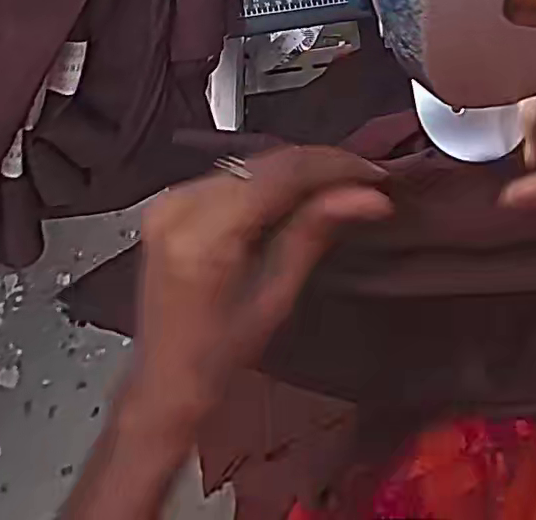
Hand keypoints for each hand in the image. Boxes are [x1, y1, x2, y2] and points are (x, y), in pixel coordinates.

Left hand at [129, 146, 392, 423]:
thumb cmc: (218, 354)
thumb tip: (367, 197)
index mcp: (206, 235)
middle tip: (363, 178)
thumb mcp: (276, 295)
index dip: (334, 166)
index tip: (371, 173)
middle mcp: (182, 206)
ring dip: (301, 168)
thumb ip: (316, 231)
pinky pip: (237, 172)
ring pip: (257, 160)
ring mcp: (172, 199)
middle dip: (322, 165)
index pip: (284, 173)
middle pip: (270, 161)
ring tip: (340, 183)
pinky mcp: (173, 198)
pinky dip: (274, 176)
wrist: (165, 375)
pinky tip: (300, 188)